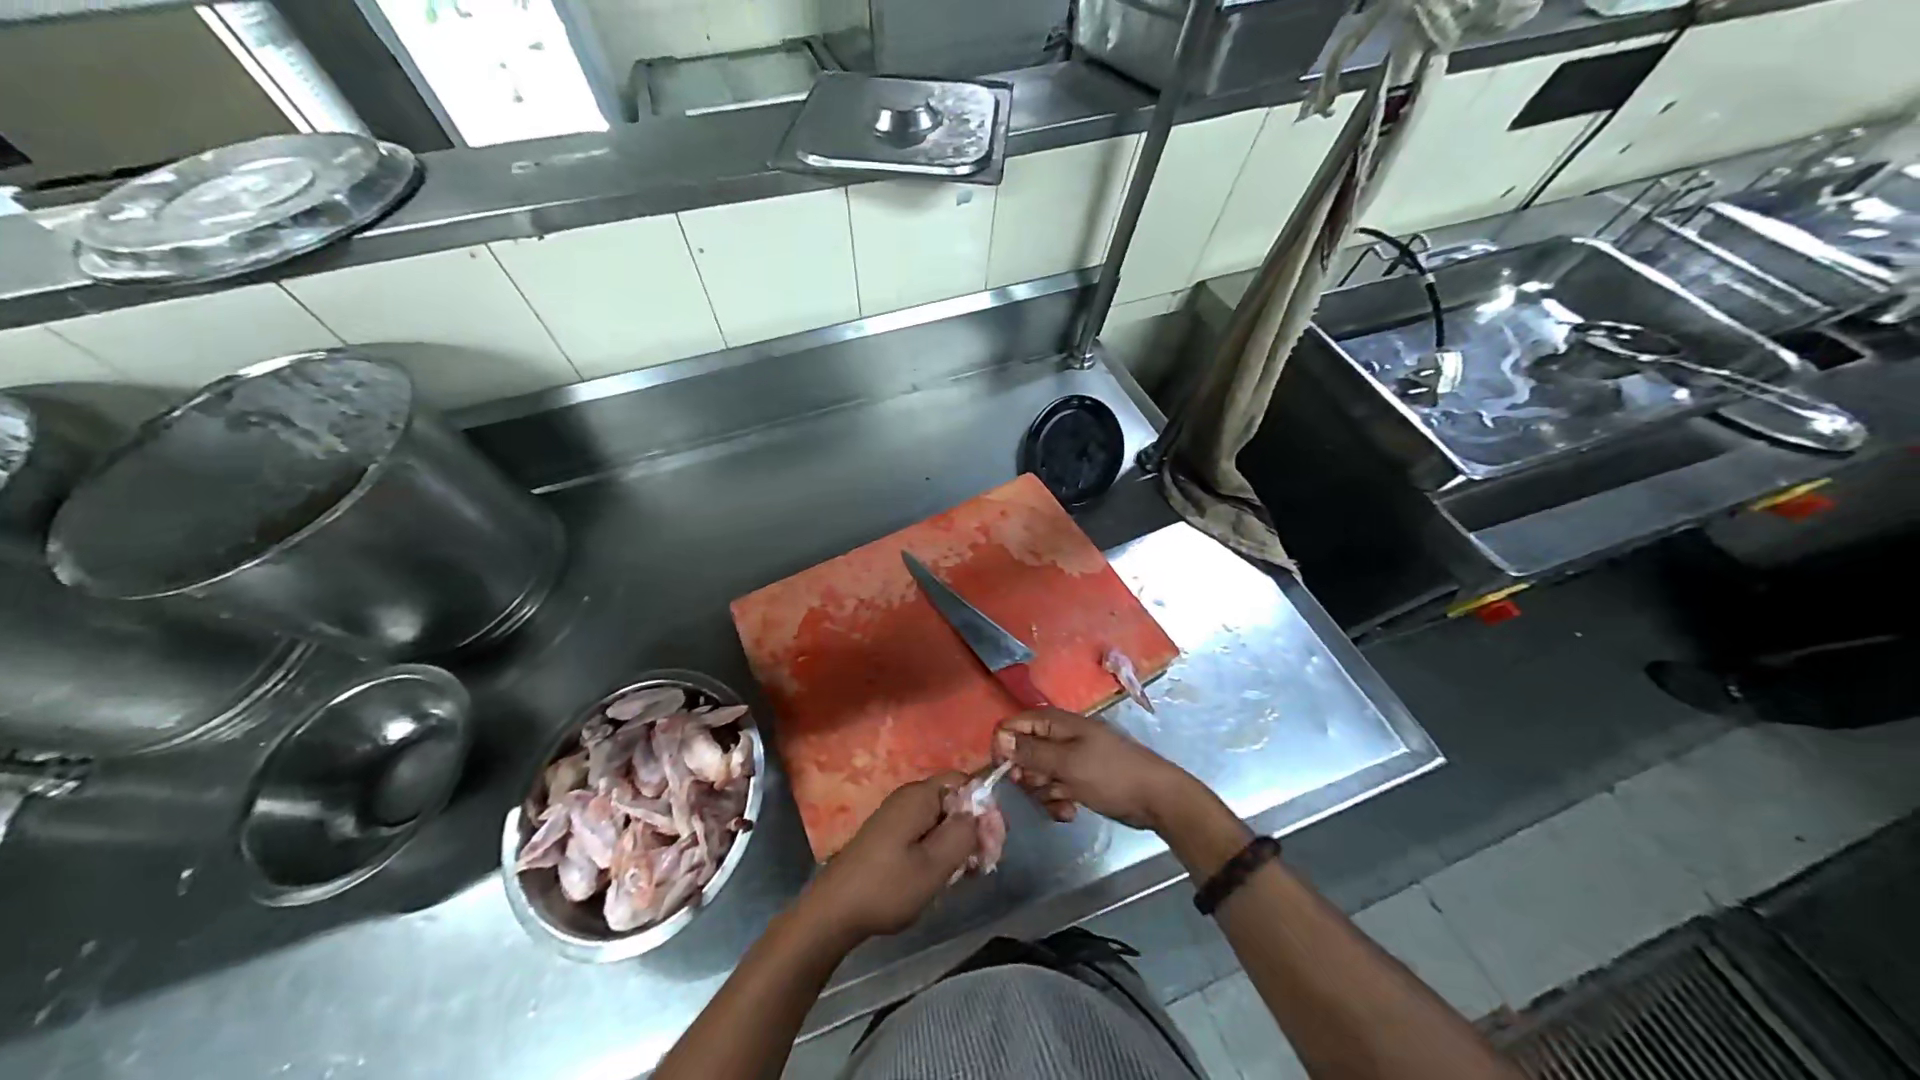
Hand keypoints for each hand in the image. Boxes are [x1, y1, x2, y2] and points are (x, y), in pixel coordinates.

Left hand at [798, 773, 978, 943]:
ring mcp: (897, 817)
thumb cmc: (888, 887)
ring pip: (942, 820)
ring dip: (959, 843)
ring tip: (967, 875)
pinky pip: (926, 833)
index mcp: (919, 796)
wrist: (834, 912)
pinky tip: (945, 877)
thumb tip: (981, 813)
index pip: (964, 781)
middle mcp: (908, 799)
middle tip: (984, 863)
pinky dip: (941, 849)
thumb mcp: (935, 864)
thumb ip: (964, 834)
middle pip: (954, 801)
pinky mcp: (890, 837)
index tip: (992, 840)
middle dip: (974, 828)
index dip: (984, 806)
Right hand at [994, 708, 1202, 830]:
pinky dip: (1058, 801)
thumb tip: (999, 738)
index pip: (1016, 724)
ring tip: (1063, 804)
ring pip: (1038, 774)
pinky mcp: (1079, 780)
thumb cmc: (1111, 775)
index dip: (1005, 745)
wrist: (1156, 799)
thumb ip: (1031, 752)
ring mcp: (1071, 760)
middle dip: (1027, 774)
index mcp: (1058, 724)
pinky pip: (1055, 789)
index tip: (1005, 770)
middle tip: (1039, 787)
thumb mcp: (1067, 763)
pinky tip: (1070, 812)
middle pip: (1024, 752)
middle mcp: (1061, 738)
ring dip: (1044, 793)